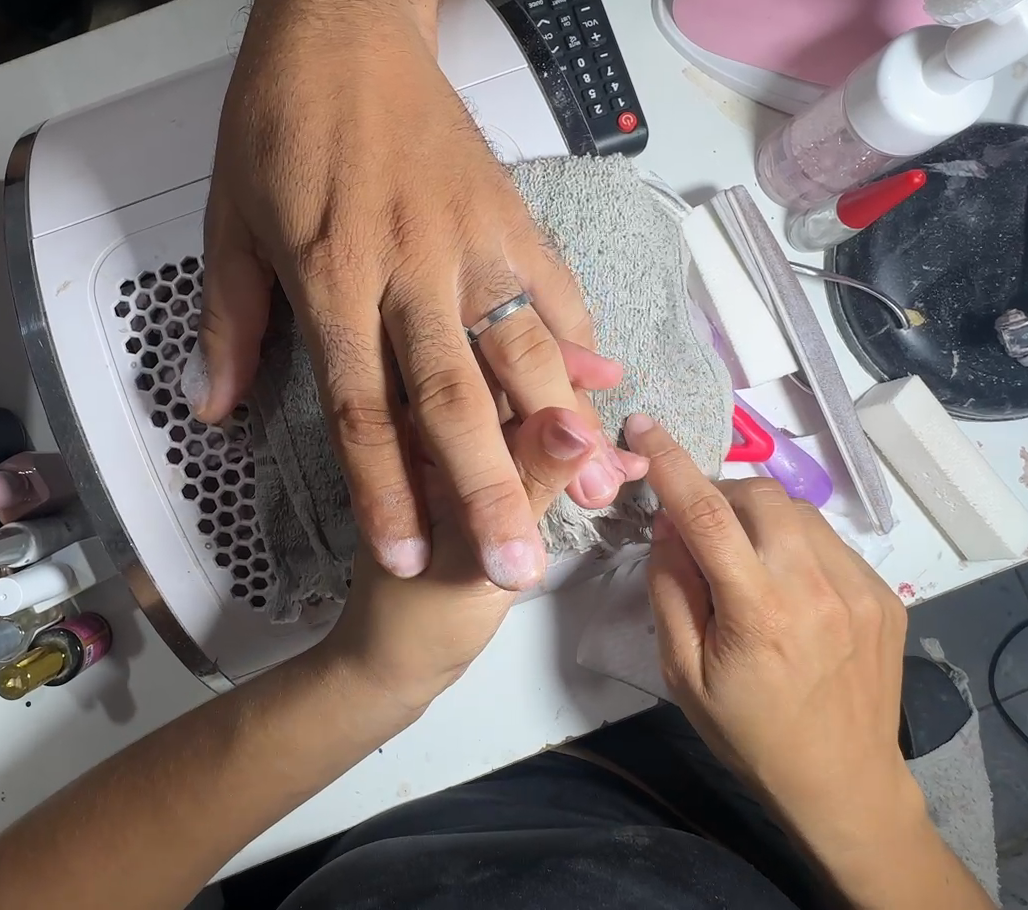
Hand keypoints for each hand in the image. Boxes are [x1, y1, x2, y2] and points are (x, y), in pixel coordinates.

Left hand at [198, 0, 616, 592]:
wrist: (342, 27)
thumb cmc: (277, 126)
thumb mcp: (229, 224)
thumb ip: (232, 325)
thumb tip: (216, 409)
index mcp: (331, 278)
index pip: (360, 407)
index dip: (383, 490)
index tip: (408, 560)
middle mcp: (407, 269)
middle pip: (449, 394)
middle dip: (485, 489)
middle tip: (514, 570)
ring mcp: (468, 240)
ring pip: (517, 345)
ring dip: (555, 425)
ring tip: (594, 494)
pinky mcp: (507, 212)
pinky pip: (551, 283)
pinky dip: (578, 337)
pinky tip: (603, 387)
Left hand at [316, 393, 645, 715]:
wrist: (399, 666)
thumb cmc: (420, 618)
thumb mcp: (476, 553)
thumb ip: (524, 487)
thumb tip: (577, 424)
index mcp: (409, 434)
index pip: (474, 372)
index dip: (540, 362)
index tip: (600, 374)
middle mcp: (431, 431)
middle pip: (507, 384)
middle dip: (569, 394)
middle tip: (620, 422)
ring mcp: (458, 453)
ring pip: (526, 416)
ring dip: (579, 427)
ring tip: (627, 455)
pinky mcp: (482, 478)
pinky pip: (532, 452)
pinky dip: (574, 458)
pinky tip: (618, 466)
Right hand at [627, 414, 923, 852]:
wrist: (844, 782)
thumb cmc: (748, 732)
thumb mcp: (681, 671)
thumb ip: (670, 588)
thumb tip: (668, 523)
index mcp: (758, 612)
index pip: (705, 513)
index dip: (670, 462)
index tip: (644, 425)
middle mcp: (816, 587)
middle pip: (758, 493)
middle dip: (718, 493)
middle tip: (700, 529)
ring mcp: (860, 587)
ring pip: (796, 508)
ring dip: (756, 516)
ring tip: (744, 559)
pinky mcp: (884, 593)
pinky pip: (826, 538)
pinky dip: (792, 541)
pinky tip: (785, 583)